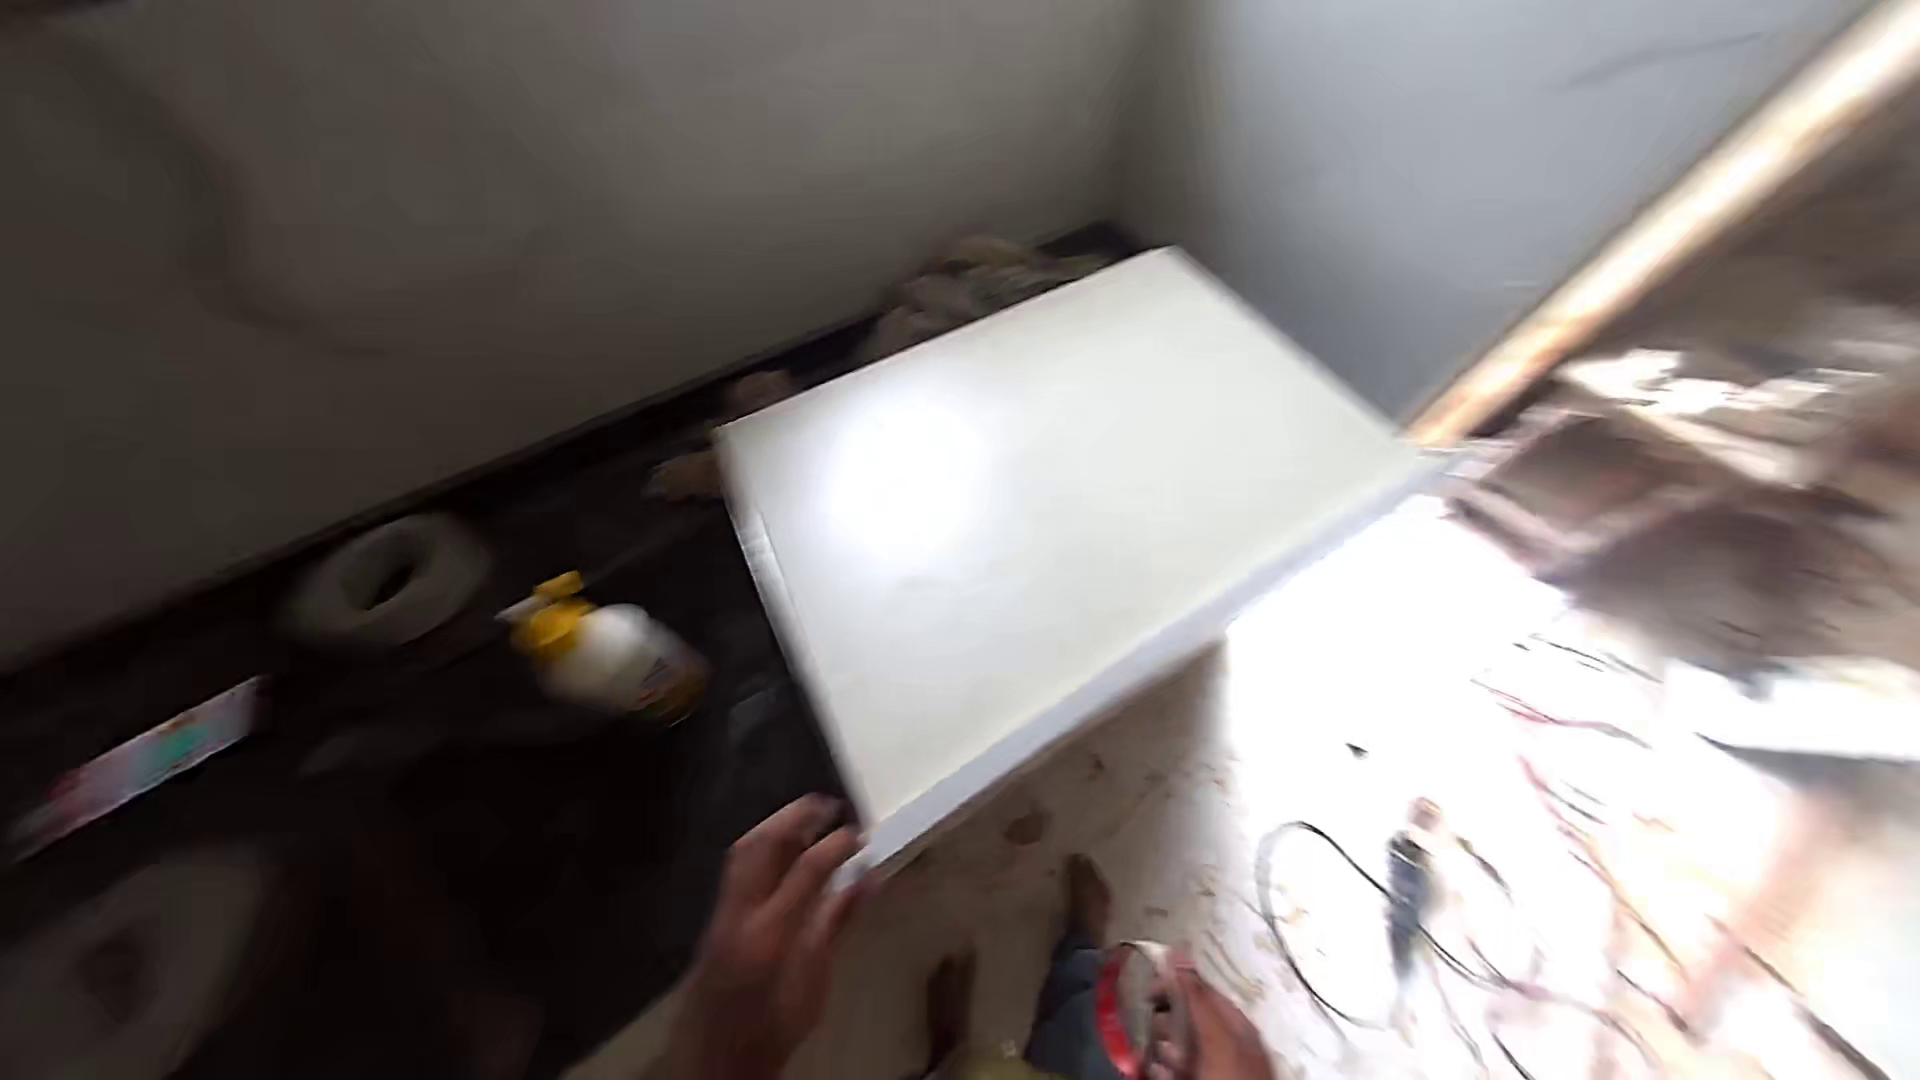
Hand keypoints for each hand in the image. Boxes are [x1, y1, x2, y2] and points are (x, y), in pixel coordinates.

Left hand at [663, 796, 864, 1079]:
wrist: (712, 1065)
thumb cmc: (772, 1028)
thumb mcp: (814, 983)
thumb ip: (837, 924)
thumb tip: (868, 878)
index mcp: (771, 934)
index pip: (807, 868)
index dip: (837, 844)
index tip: (859, 833)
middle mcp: (742, 912)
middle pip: (765, 844)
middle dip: (799, 815)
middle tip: (830, 805)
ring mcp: (723, 910)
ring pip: (746, 847)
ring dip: (778, 823)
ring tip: (809, 814)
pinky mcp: (715, 914)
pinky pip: (738, 862)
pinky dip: (764, 841)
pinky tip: (783, 842)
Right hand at [1147, 965, 1275, 1079]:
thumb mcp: (1216, 1037)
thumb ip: (1196, 993)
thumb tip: (1177, 946)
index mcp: (1233, 1021)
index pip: (1196, 987)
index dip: (1170, 985)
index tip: (1148, 993)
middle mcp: (1224, 1040)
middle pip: (1182, 1015)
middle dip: (1165, 1026)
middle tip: (1162, 1041)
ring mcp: (1212, 1065)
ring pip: (1174, 1044)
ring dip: (1162, 1051)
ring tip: (1165, 1066)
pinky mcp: (1198, 1077)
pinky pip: (1172, 1068)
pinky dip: (1163, 1070)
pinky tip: (1162, 1074)